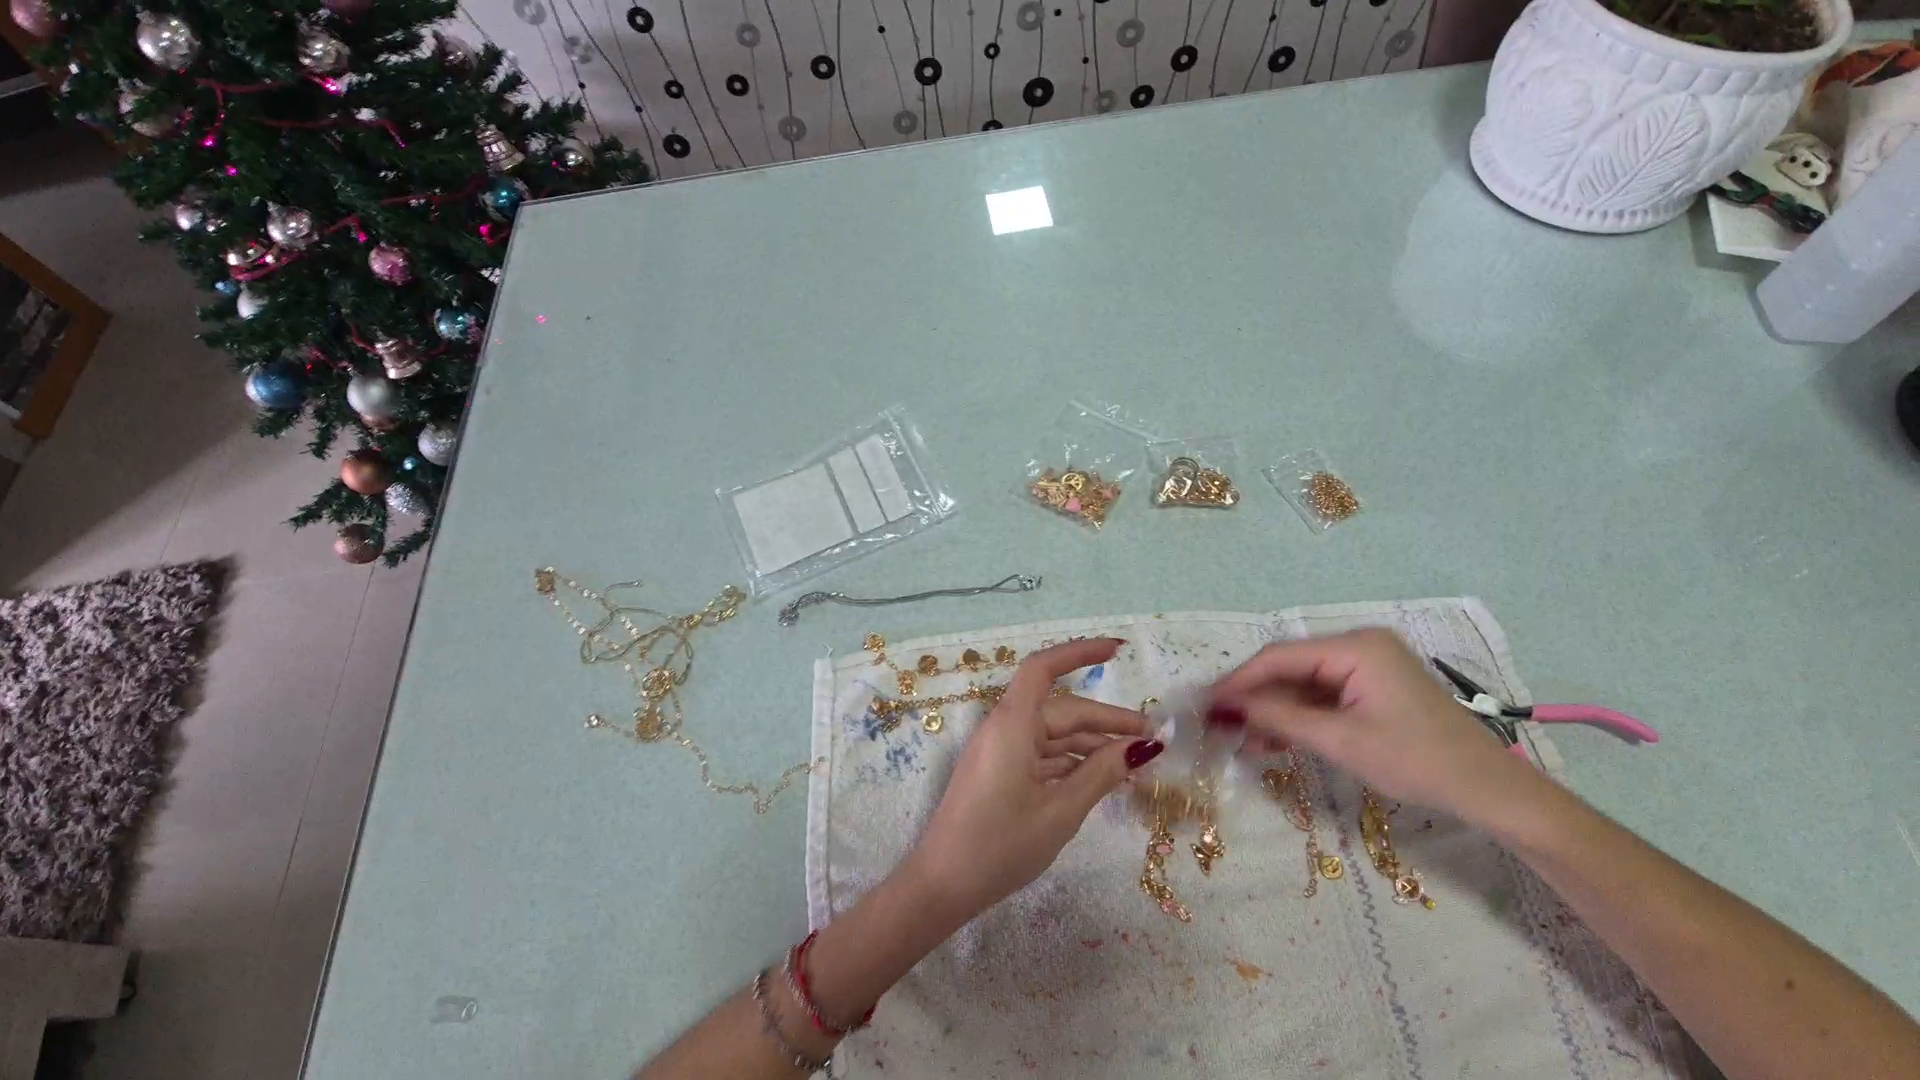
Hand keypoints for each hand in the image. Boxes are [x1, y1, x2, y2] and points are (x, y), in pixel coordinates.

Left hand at [903, 637, 1162, 924]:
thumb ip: (1101, 773)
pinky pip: (1042, 756)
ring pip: (1054, 735)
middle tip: (1154, 740)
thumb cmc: (1001, 845)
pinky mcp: (999, 774)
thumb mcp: (1061, 810)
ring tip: (1137, 766)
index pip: (1044, 669)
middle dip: (1107, 721)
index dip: (1080, 653)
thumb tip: (1141, 747)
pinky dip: (1072, 764)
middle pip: (1061, 710)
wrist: (942, 886)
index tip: (1118, 651)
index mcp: (1012, 724)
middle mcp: (1004, 728)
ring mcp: (1000, 752)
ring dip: (1093, 746)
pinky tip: (1103, 780)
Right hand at [1208, 628, 1522, 816]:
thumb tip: (1227, 705)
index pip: (1280, 656)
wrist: (1489, 790)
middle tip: (1217, 724)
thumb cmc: (1416, 761)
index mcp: (1356, 647)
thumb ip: (1280, 718)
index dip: (1238, 680)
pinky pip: (1323, 696)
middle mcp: (1360, 646)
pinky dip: (1298, 717)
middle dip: (1253, 697)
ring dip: (1273, 711)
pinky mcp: (1372, 689)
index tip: (1205, 704)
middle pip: (1290, 667)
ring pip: (1303, 684)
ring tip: (1242, 741)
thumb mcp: (1341, 741)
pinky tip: (1273, 741)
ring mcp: (1368, 667)